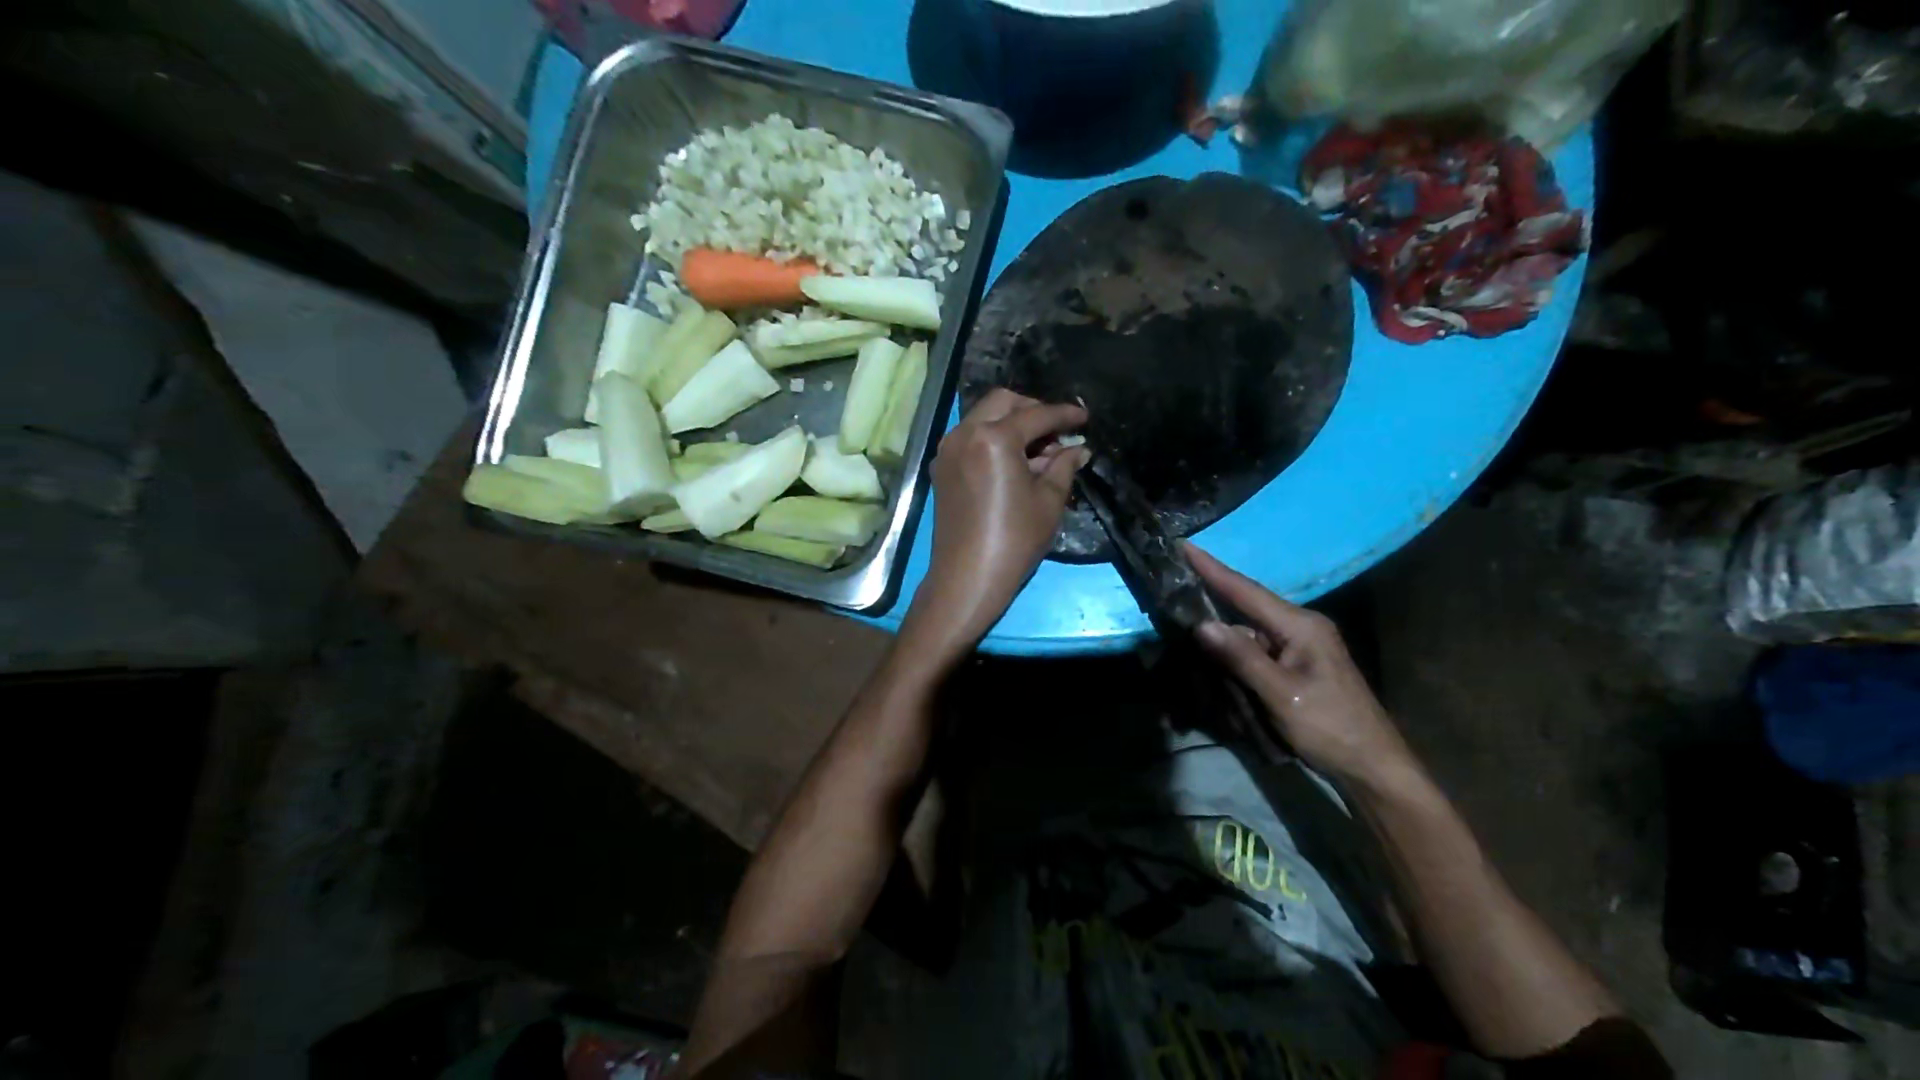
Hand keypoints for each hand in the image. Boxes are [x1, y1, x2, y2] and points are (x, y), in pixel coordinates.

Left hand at [903, 390, 1088, 656]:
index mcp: (993, 438)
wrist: (967, 577)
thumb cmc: (1014, 539)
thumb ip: (1063, 466)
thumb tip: (1077, 448)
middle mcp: (965, 434)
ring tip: (1038, 450)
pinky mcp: (941, 468)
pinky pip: (970, 438)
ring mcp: (948, 450)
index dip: (1064, 415)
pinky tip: (1013, 462)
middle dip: (1033, 410)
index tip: (1085, 417)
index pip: (1036, 415)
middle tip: (1057, 431)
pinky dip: (992, 438)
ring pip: (982, 417)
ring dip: (1011, 423)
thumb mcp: (1049, 501)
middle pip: (1002, 402)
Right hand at [1186, 543, 1417, 787]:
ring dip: (1219, 635)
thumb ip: (1242, 658)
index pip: (1247, 591)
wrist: (1372, 767)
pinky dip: (1233, 654)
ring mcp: (1299, 648)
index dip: (1213, 569)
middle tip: (1173, 585)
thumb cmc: (1331, 727)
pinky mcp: (1295, 667)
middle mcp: (1300, 628)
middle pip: (1245, 608)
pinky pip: (1255, 651)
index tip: (1183, 546)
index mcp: (1301, 626)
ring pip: (1247, 633)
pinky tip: (1213, 660)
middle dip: (1210, 597)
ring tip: (1183, 628)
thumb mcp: (1282, 694)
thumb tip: (1201, 625)